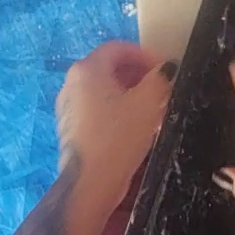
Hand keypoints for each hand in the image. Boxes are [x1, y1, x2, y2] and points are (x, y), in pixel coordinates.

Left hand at [55, 40, 174, 205]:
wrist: (90, 185)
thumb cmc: (118, 137)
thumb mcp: (148, 103)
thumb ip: (160, 78)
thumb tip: (166, 69)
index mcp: (88, 69)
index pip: (119, 48)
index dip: (146, 55)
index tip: (166, 70)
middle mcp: (72, 82)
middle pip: (111, 67)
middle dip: (139, 74)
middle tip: (161, 88)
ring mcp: (68, 106)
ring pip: (105, 89)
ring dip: (130, 92)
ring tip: (152, 108)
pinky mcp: (70, 127)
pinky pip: (97, 107)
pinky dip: (117, 108)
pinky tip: (134, 126)